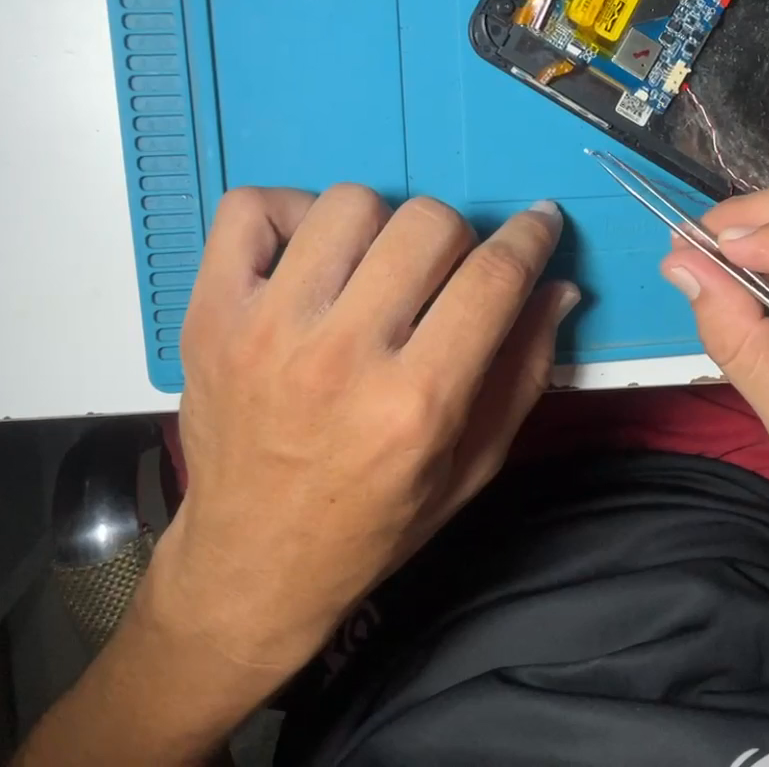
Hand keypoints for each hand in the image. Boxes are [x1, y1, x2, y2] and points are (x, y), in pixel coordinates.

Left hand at [149, 185, 577, 679]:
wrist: (253, 565)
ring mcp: (266, 328)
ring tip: (374, 271)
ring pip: (350, 203)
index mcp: (417, 403)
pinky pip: (252, 208)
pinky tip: (309, 256)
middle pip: (428, 224)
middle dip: (458, 239)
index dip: (532, 236)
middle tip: (444, 276)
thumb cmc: (374, 525)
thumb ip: (525, 372)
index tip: (540, 224)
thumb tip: (558, 287)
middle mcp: (342, 355)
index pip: (494, 276)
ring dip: (382, 227)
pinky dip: (291, 212)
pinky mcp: (211, 314)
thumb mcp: (473, 467)